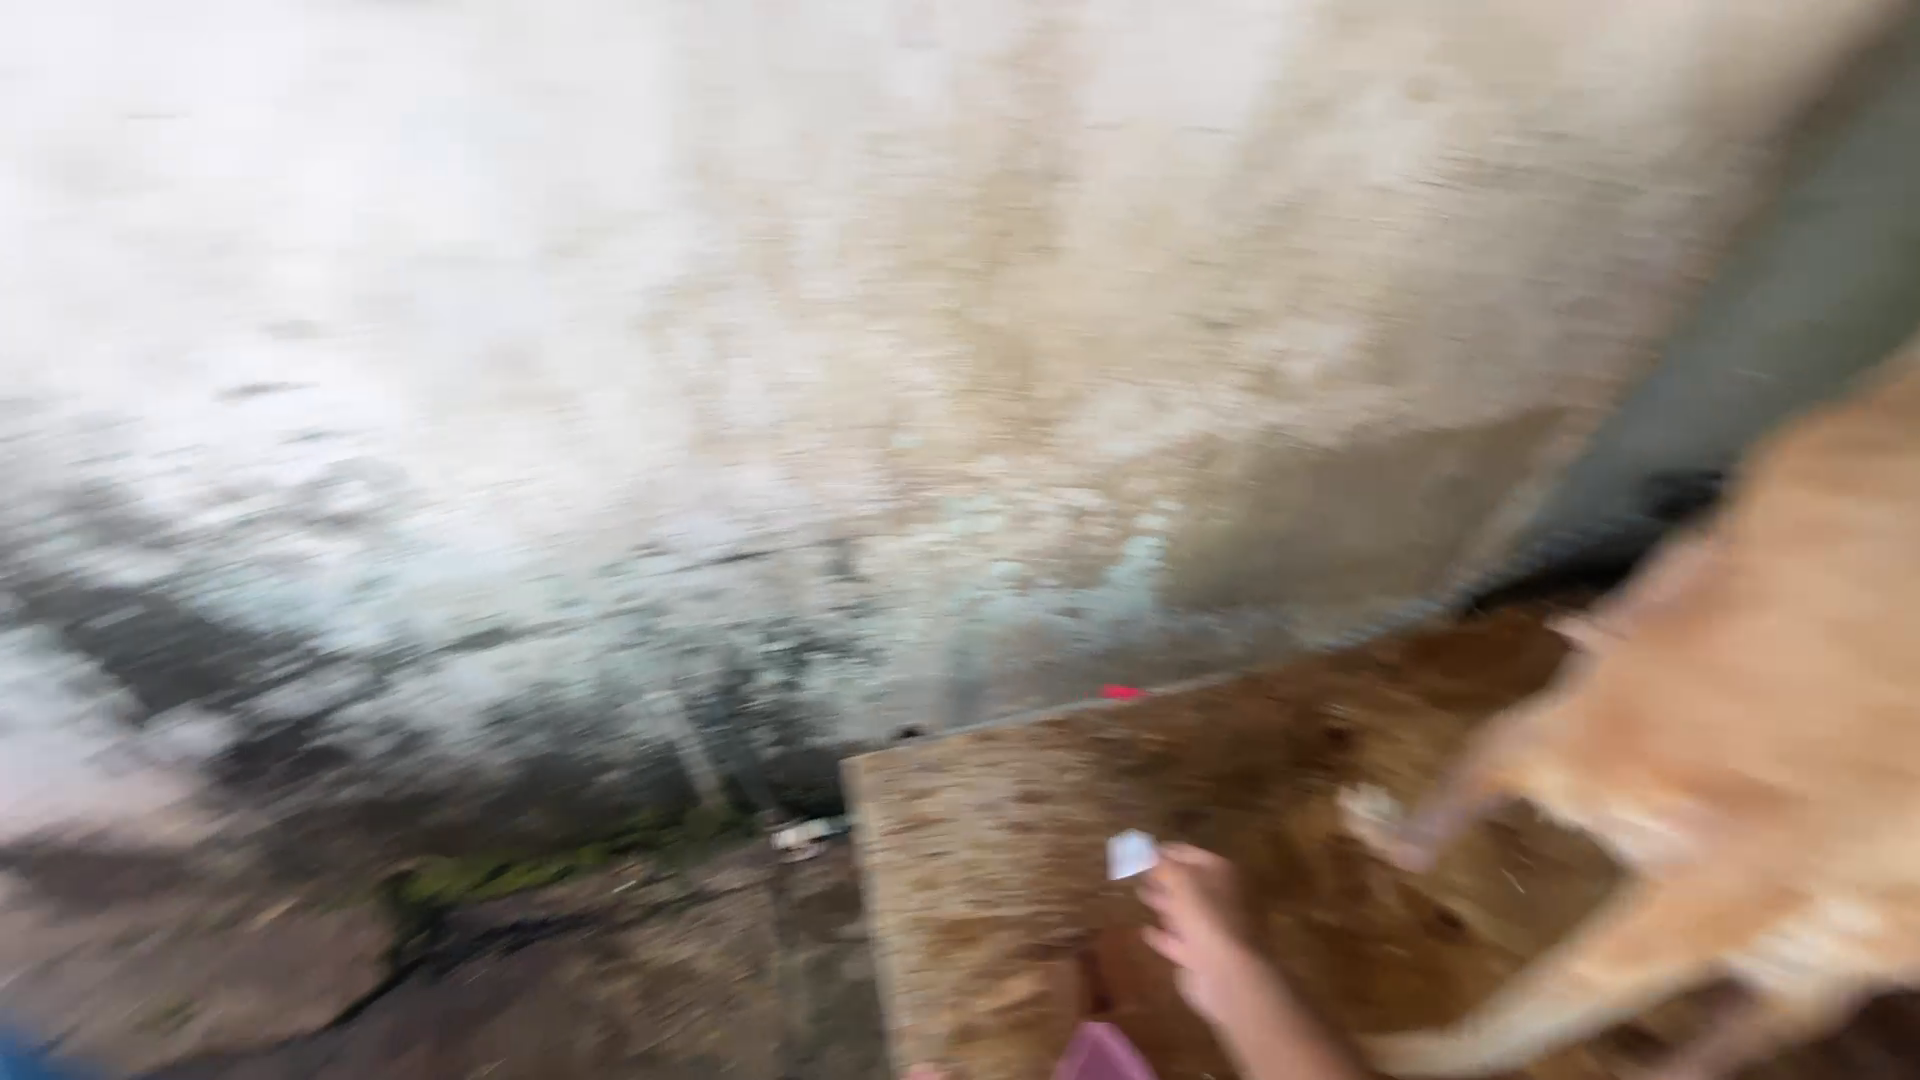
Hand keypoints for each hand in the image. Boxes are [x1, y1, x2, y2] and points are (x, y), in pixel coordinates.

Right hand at [1136, 844, 1272, 1027]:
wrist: (1229, 973)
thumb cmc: (1206, 916)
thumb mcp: (1178, 880)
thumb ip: (1160, 864)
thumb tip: (1144, 850)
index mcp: (1221, 872)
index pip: (1186, 853)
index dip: (1162, 851)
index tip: (1139, 851)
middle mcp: (1223, 896)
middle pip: (1188, 882)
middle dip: (1163, 878)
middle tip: (1138, 873)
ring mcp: (1217, 927)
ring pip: (1185, 910)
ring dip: (1163, 903)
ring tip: (1140, 895)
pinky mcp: (1207, 955)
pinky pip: (1181, 939)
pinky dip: (1164, 935)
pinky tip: (1146, 931)